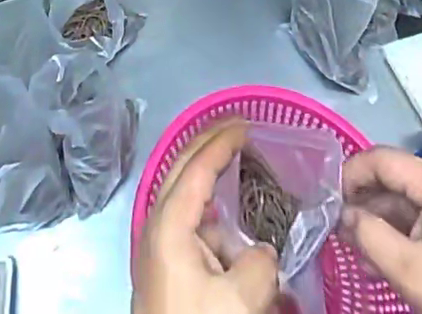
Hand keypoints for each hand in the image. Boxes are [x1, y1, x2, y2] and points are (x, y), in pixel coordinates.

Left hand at [133, 120, 279, 313]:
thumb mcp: (240, 301)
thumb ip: (259, 264)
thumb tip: (263, 253)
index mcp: (169, 222)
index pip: (196, 166)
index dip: (221, 142)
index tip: (246, 124)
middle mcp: (158, 226)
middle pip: (185, 172)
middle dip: (211, 149)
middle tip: (241, 133)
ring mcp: (160, 249)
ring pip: (195, 213)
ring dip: (223, 212)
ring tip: (255, 225)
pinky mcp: (167, 272)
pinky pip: (198, 243)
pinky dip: (222, 245)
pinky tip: (250, 271)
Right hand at [340, 147, 421, 313]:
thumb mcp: (407, 268)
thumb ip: (366, 232)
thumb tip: (341, 214)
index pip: (379, 159)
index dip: (348, 175)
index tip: (327, 203)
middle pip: (389, 178)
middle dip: (360, 202)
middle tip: (336, 228)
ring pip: (401, 201)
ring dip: (375, 223)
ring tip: (353, 250)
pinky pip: (417, 221)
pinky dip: (395, 235)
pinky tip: (377, 261)